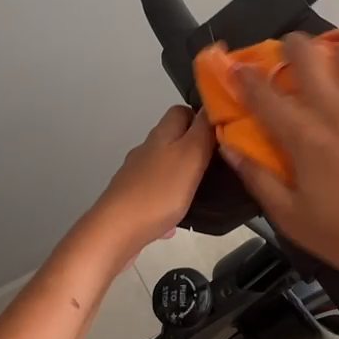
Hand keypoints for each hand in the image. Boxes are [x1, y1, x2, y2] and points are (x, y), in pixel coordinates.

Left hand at [90, 105, 213, 254]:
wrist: (116, 231)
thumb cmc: (159, 191)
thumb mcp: (191, 155)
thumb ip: (202, 131)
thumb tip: (210, 107)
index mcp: (161, 135)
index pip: (181, 111)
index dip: (202, 118)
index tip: (222, 136)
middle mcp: (146, 150)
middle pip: (174, 140)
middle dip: (196, 149)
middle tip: (218, 166)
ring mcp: (136, 175)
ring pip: (166, 167)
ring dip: (184, 176)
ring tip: (204, 192)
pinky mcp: (131, 199)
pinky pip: (158, 194)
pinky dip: (171, 201)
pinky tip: (181, 218)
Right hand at [222, 33, 338, 280]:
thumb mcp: (293, 218)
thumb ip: (259, 180)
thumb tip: (230, 150)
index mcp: (303, 135)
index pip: (263, 93)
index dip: (245, 77)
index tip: (239, 69)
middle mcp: (336, 107)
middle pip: (306, 54)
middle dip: (293, 46)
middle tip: (294, 53)